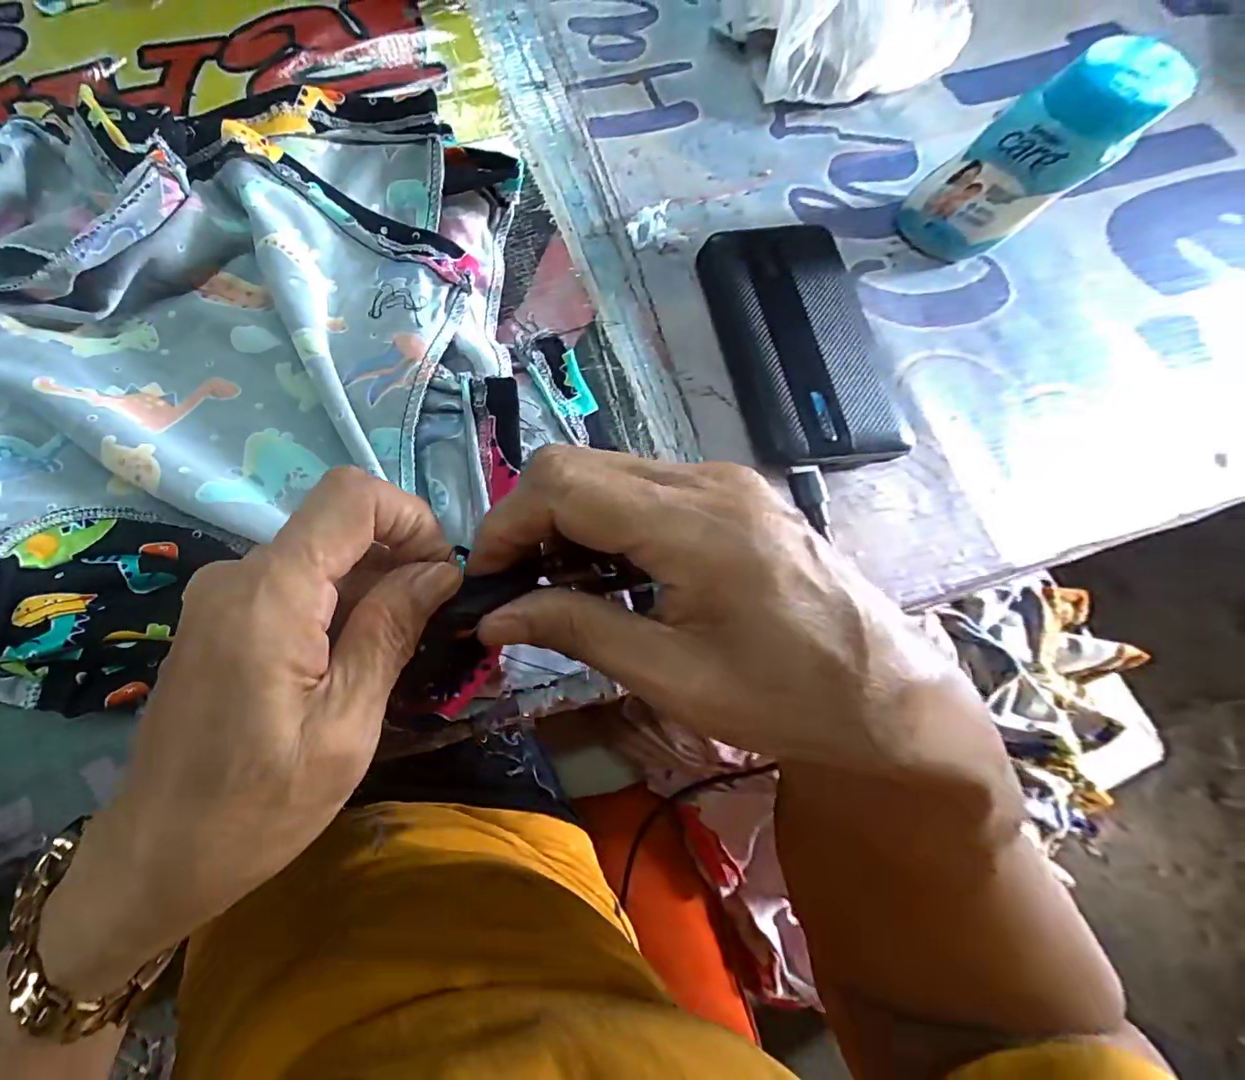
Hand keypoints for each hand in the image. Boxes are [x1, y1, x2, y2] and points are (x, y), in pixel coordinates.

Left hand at [37, 468, 459, 995]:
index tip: (442, 576)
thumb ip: (388, 633)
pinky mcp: (210, 619)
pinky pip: (282, 588)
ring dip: (361, 589)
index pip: (349, 495)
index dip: (409, 517)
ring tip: (391, 655)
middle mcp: (234, 574)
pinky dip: (325, 606)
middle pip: (331, 526)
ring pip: (310, 558)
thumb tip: (438, 572)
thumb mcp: (343, 728)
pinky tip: (343, 663)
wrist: (156, 851)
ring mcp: (215, 595)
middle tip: (429, 627)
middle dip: (393, 559)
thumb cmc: (255, 809)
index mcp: (268, 592)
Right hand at [468, 447, 988, 775]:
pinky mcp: (725, 493)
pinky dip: (591, 520)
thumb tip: (489, 618)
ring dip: (554, 519)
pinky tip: (597, 570)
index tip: (485, 579)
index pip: (563, 485)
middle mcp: (706, 481)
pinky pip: (630, 485)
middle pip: (572, 465)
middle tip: (512, 582)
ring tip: (550, 581)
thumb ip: (573, 631)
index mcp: (698, 525)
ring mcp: (720, 481)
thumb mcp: (670, 677)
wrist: (894, 703)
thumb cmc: (787, 701)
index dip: (506, 525)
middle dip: (522, 519)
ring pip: (597, 469)